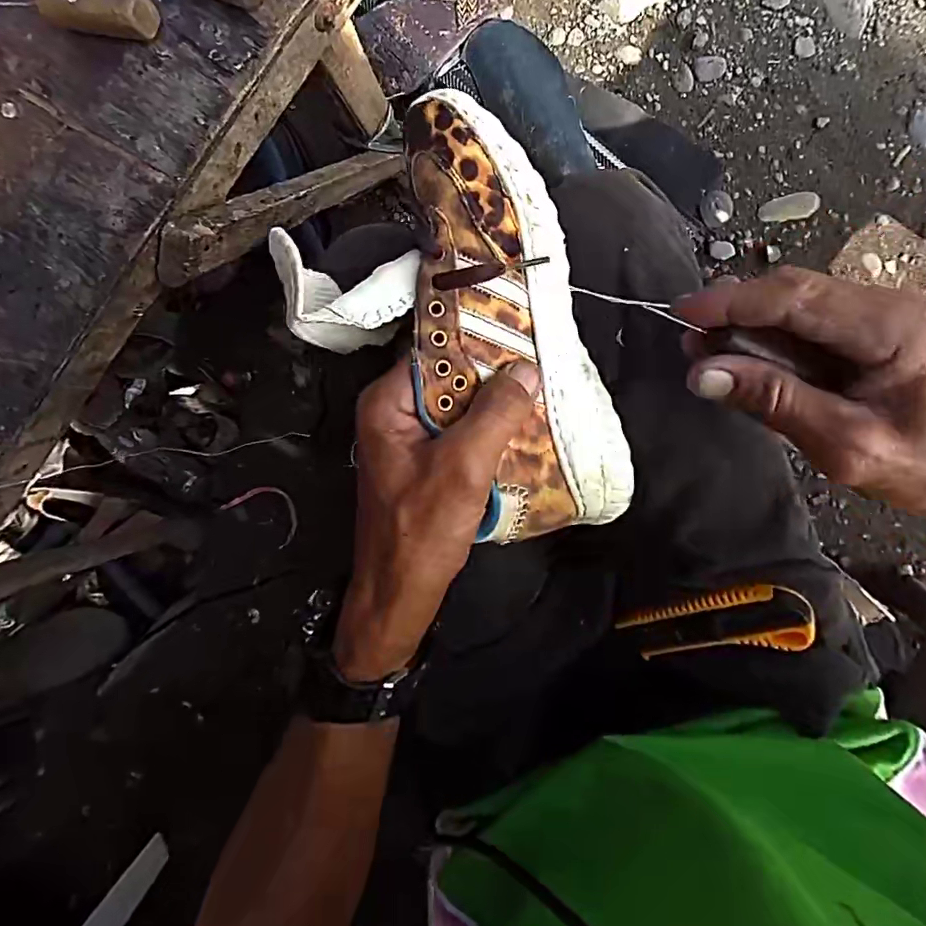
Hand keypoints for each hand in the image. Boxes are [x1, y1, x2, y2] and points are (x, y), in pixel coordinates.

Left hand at [335, 356, 539, 680]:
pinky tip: (520, 431)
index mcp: (387, 404)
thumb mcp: (462, 467)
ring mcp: (409, 439)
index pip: (434, 351)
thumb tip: (526, 371)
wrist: (400, 593)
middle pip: (450, 377)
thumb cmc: (419, 533)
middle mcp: (393, 414)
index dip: (475, 341)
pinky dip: (488, 431)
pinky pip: (461, 432)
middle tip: (537, 365)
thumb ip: (494, 415)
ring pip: (460, 406)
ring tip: (537, 393)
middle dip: (492, 375)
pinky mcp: (426, 462)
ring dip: (494, 405)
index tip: (517, 332)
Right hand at [674, 267, 925, 540]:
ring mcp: (892, 315)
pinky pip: (816, 322)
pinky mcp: (883, 331)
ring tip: (709, 352)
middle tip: (690, 340)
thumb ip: (774, 402)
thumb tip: (704, 374)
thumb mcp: (845, 445)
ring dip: (752, 324)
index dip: (732, 302)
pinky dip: (775, 338)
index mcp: (898, 328)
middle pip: (797, 290)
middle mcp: (897, 306)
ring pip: (802, 303)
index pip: (796, 298)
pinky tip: (750, 358)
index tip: (683, 312)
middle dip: (736, 310)